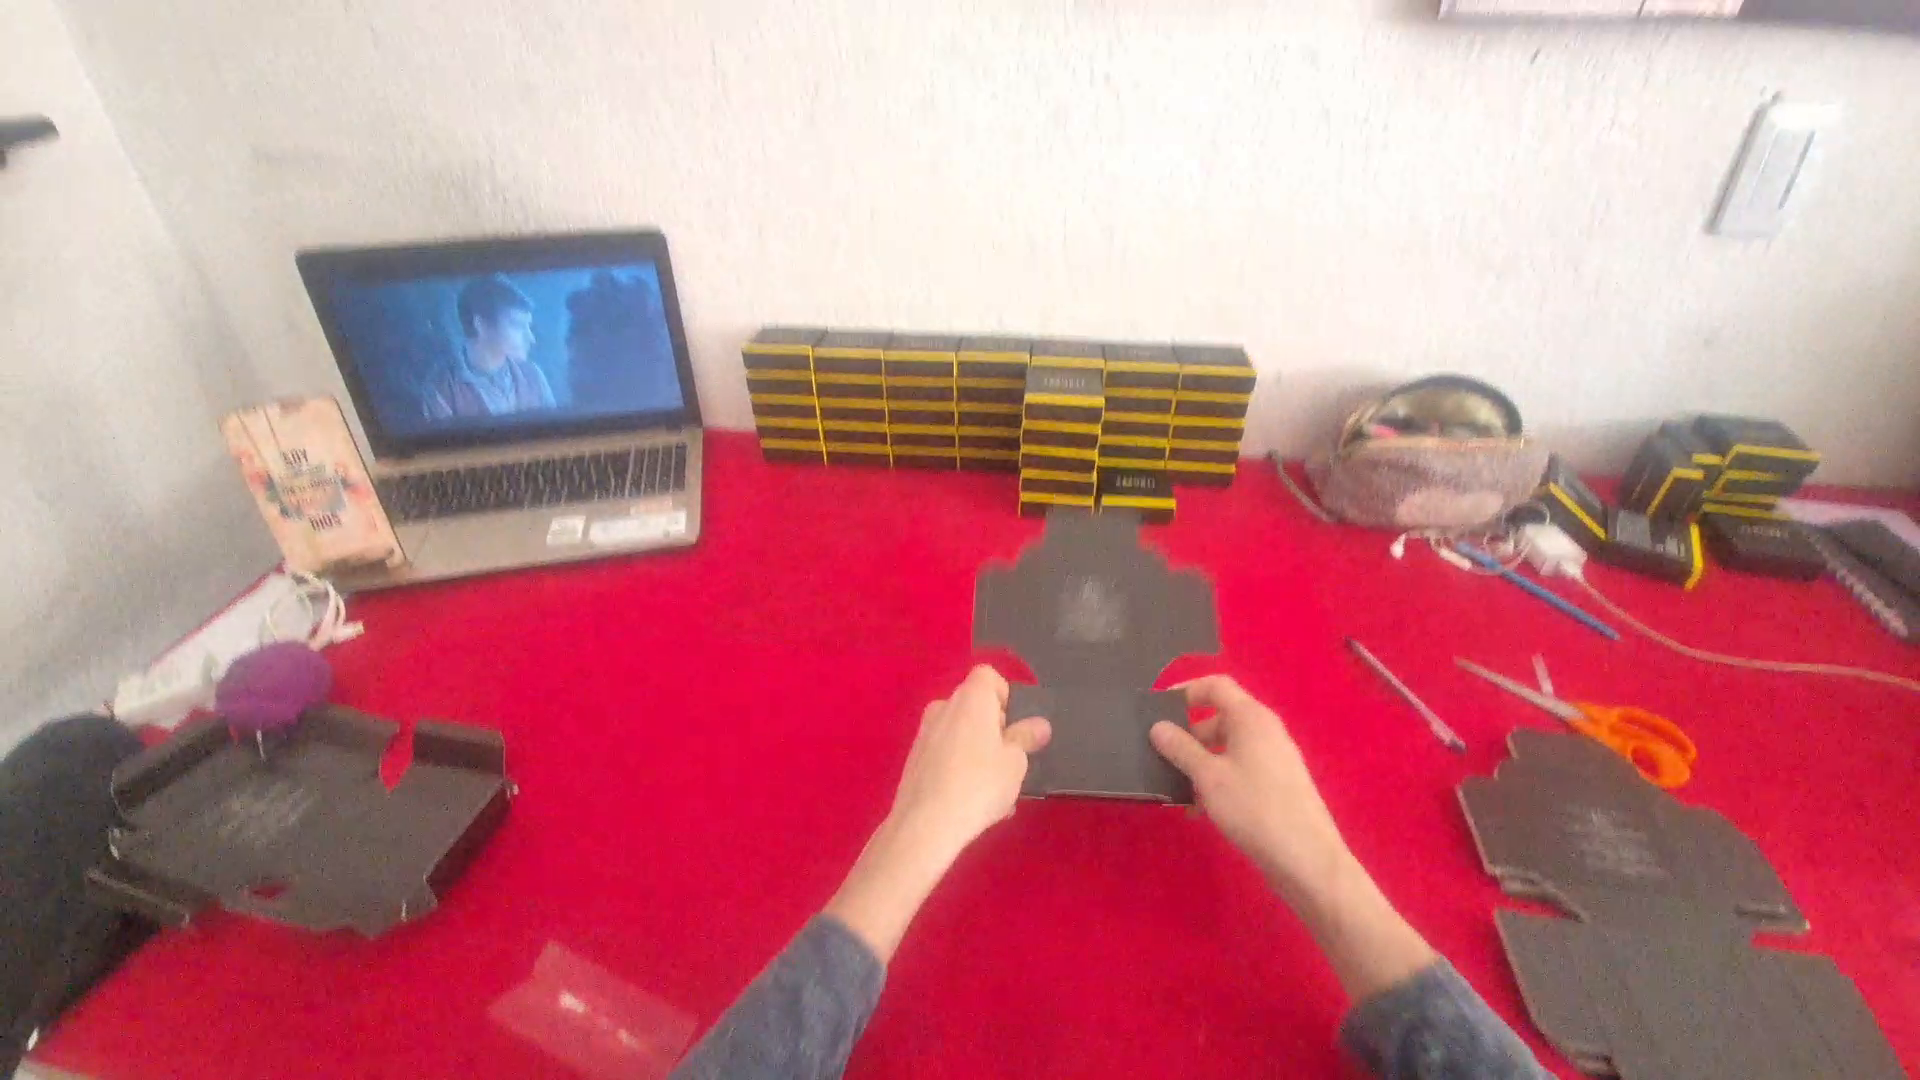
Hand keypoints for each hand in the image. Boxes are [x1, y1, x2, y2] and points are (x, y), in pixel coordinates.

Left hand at [887, 664, 1051, 861]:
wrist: (925, 823)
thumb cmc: (979, 784)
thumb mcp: (1015, 762)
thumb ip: (1026, 738)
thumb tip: (1039, 724)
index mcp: (970, 697)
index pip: (988, 676)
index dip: (1006, 696)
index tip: (1016, 727)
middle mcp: (944, 706)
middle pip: (974, 706)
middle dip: (994, 728)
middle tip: (1010, 760)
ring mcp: (925, 732)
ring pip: (961, 733)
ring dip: (980, 751)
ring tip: (997, 790)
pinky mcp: (914, 758)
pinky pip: (946, 753)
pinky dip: (961, 767)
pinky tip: (973, 801)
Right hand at [1150, 675, 1437, 1001]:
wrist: (1308, 862)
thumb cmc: (1255, 809)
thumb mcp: (1208, 777)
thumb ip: (1180, 749)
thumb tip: (1158, 727)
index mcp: (1251, 718)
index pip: (1216, 685)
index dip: (1186, 690)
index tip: (1157, 708)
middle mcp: (1265, 731)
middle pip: (1219, 718)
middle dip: (1188, 735)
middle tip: (1161, 755)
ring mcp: (1274, 759)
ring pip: (1227, 748)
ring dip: (1199, 763)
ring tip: (1176, 790)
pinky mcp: (1277, 786)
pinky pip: (1239, 769)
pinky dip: (1217, 780)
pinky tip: (1199, 810)